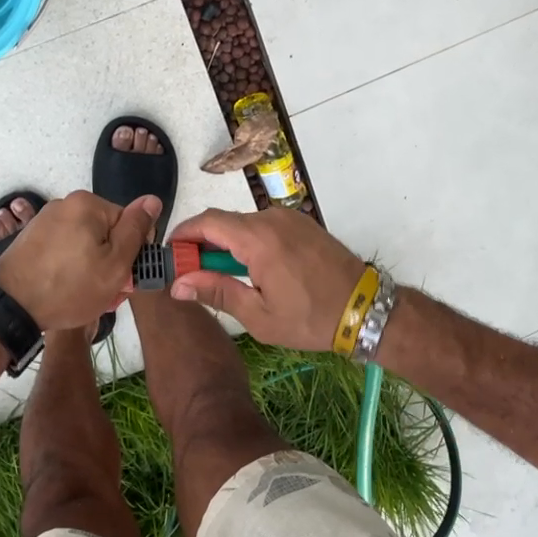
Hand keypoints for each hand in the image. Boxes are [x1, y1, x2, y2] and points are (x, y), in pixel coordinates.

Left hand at [0, 190, 158, 330]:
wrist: (11, 307)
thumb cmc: (69, 288)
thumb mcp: (114, 264)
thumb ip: (136, 230)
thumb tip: (153, 200)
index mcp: (87, 203)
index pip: (127, 223)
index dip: (131, 253)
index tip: (124, 279)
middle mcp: (65, 204)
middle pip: (105, 232)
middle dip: (110, 262)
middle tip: (106, 292)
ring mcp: (45, 220)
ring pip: (85, 243)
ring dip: (91, 267)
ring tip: (86, 295)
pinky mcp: (32, 238)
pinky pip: (64, 249)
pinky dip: (70, 267)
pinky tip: (67, 289)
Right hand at [166, 206, 366, 351]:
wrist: (367, 309)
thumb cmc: (311, 318)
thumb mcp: (259, 315)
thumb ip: (216, 292)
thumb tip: (177, 284)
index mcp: (258, 238)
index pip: (206, 222)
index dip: (182, 235)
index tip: (170, 256)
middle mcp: (271, 218)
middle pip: (223, 222)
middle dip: (202, 244)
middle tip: (193, 274)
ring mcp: (289, 218)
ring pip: (243, 224)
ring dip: (226, 245)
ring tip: (223, 277)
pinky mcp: (302, 223)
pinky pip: (264, 227)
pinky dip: (249, 243)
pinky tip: (252, 270)